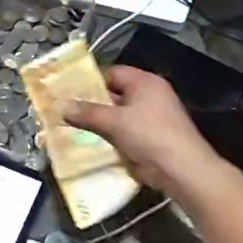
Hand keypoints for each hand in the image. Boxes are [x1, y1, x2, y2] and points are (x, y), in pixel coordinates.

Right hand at [63, 66, 224, 195]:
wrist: (181, 169)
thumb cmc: (150, 135)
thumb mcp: (115, 121)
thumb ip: (88, 113)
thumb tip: (62, 105)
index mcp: (145, 83)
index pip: (113, 73)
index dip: (90, 80)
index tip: (67, 89)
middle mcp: (148, 96)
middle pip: (113, 95)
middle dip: (90, 104)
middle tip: (63, 109)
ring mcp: (150, 118)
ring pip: (116, 116)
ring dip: (97, 123)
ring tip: (69, 127)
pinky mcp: (148, 139)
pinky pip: (122, 133)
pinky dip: (107, 137)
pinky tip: (87, 144)